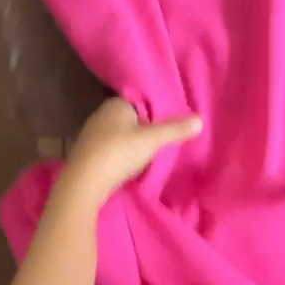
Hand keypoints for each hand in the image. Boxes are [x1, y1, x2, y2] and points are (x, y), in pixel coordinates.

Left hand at [56, 98, 202, 206]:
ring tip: (150, 154)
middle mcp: (101, 114)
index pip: (141, 101)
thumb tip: (200, 120)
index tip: (170, 123)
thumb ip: (175, 129)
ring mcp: (91, 134)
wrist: (84, 183)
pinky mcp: (87, 153)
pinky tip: (131, 165)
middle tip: (164, 140)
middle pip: (131, 119)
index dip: (156, 111)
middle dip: (145, 128)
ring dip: (133, 143)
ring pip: (120, 135)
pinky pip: (111, 149)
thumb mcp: (152, 140)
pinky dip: (122, 155)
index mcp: (115, 104)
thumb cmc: (119, 153)